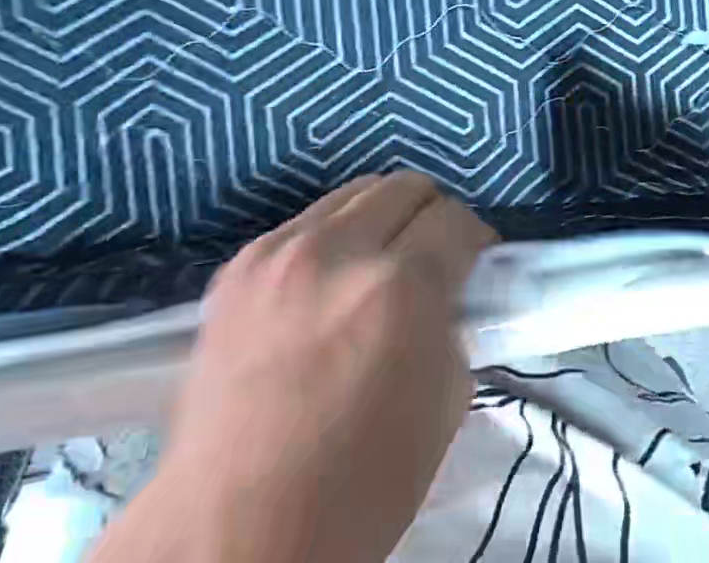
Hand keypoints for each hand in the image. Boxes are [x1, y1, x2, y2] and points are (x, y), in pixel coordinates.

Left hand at [89, 172, 496, 562]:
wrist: (235, 522)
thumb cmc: (356, 486)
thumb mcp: (441, 406)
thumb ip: (450, 327)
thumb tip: (445, 293)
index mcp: (400, 288)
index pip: (455, 221)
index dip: (474, 241)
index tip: (473, 263)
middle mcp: (338, 250)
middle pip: (404, 186)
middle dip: (430, 216)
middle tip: (432, 257)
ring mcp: (279, 249)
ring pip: (352, 193)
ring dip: (380, 220)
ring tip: (378, 265)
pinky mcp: (238, 263)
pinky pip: (303, 224)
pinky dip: (330, 240)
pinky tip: (324, 285)